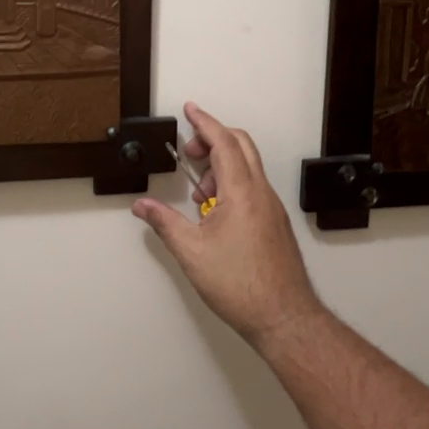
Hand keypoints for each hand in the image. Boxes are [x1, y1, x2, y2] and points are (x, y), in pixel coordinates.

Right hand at [133, 102, 324, 346]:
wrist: (285, 319)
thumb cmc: (243, 287)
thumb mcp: (191, 253)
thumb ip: (164, 223)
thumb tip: (143, 207)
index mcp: (241, 192)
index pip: (223, 141)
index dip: (204, 121)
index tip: (190, 109)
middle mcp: (261, 193)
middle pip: (241, 145)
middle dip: (212, 138)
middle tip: (189, 149)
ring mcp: (272, 208)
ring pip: (248, 166)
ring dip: (221, 165)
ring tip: (199, 192)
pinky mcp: (275, 223)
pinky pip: (254, 186)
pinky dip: (232, 183)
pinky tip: (216, 211)